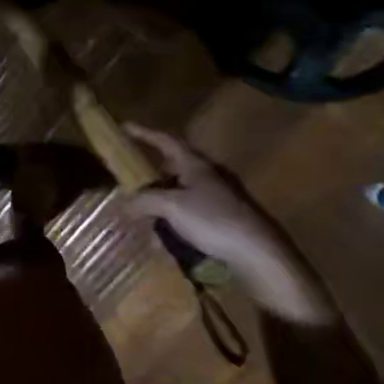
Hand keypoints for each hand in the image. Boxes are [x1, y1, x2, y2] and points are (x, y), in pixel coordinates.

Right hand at [124, 123, 338, 325]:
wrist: (260, 256)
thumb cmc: (214, 221)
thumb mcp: (172, 207)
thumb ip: (144, 201)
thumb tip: (123, 203)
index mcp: (195, 164)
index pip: (164, 140)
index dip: (144, 133)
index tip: (124, 127)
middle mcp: (207, 177)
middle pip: (175, 168)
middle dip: (152, 175)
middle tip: (132, 181)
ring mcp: (219, 200)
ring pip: (182, 196)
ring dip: (162, 207)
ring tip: (146, 222)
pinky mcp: (225, 224)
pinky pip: (192, 218)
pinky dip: (176, 226)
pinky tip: (167, 244)